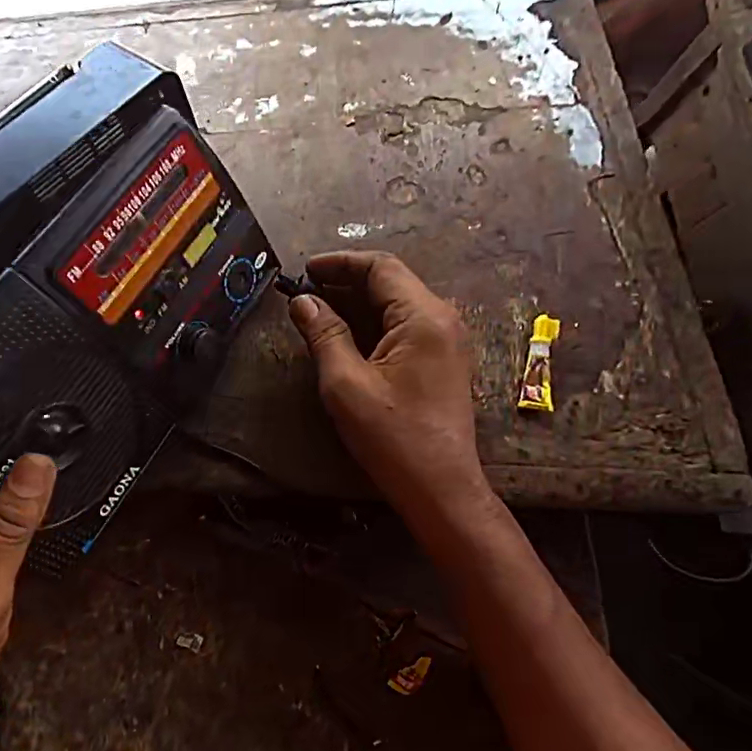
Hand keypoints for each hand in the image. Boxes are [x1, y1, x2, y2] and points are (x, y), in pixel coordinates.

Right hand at [287, 251, 492, 520]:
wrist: (442, 487)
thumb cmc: (393, 437)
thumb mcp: (347, 385)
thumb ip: (325, 335)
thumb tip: (303, 302)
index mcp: (424, 317)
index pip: (381, 268)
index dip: (340, 263)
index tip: (305, 270)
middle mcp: (443, 318)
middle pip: (392, 281)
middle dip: (348, 281)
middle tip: (307, 292)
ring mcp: (448, 338)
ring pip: (399, 302)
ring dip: (360, 301)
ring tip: (320, 309)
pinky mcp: (444, 358)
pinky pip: (407, 324)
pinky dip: (376, 321)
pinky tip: (348, 334)